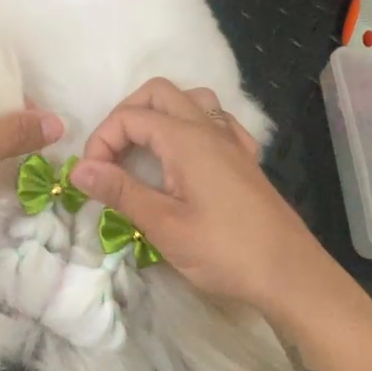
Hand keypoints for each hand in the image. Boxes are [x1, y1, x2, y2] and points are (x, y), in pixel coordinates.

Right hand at [71, 79, 333, 312]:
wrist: (293, 277)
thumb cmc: (226, 252)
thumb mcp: (164, 226)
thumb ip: (120, 191)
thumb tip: (78, 169)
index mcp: (185, 139)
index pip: (129, 117)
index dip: (101, 140)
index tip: (93, 177)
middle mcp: (208, 128)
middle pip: (158, 93)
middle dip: (126, 114)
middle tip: (112, 154)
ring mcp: (231, 142)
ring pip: (191, 99)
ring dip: (160, 113)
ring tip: (143, 148)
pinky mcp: (246, 160)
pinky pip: (217, 121)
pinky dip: (192, 126)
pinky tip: (187, 155)